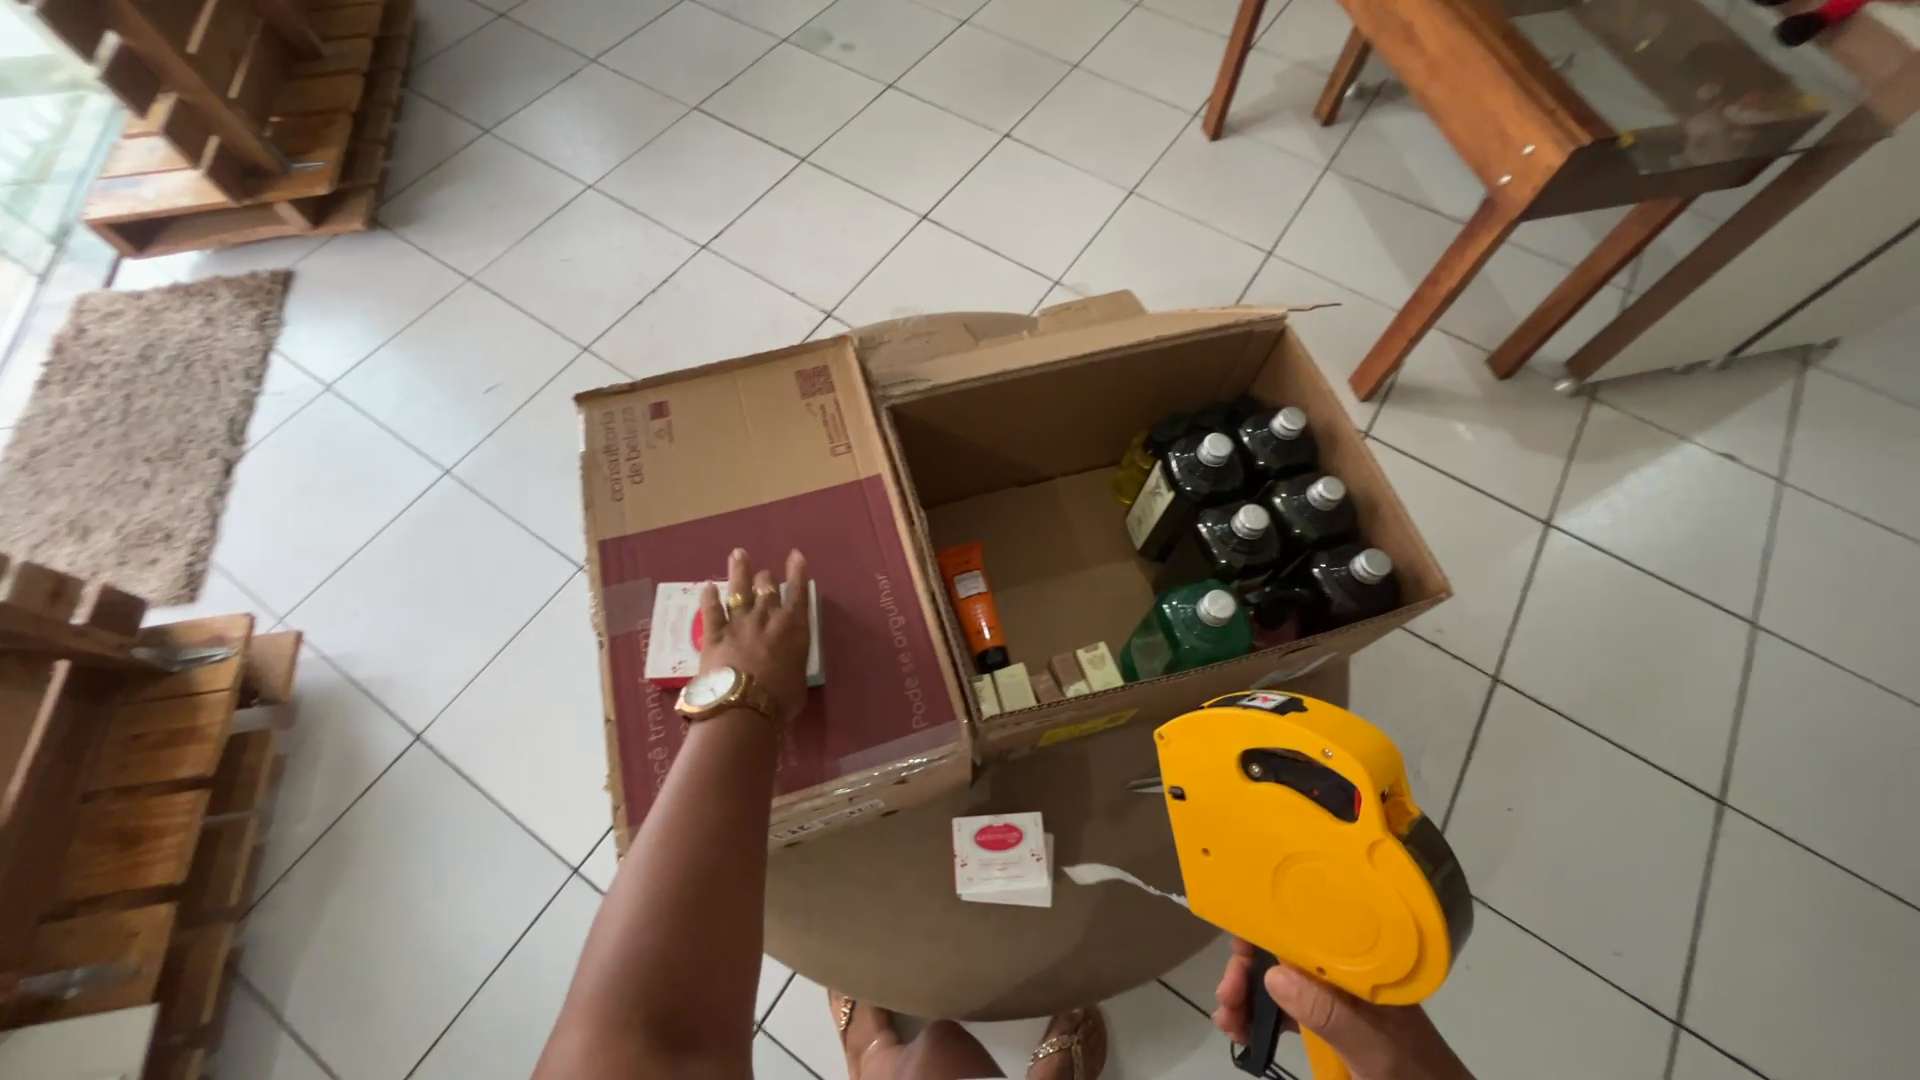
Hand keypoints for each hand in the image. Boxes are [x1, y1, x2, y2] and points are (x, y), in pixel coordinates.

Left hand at [697, 548, 811, 723]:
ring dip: (739, 571)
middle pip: (766, 587)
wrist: (744, 708)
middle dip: (766, 578)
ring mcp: (739, 623)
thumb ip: (792, 661)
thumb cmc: (781, 700)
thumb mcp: (798, 679)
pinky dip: (709, 597)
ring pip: (739, 589)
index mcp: (794, 628)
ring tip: (738, 554)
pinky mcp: (714, 634)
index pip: (798, 592)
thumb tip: (787, 662)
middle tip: (764, 573)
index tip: (795, 555)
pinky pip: (711, 610)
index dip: (797, 571)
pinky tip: (707, 586)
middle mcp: (767, 617)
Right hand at [1213, 939, 1472, 1079]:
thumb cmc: (1415, 1076)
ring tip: (1228, 1021)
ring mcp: (1335, 1001)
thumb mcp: (1373, 1049)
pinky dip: (1258, 1018)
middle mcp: (1343, 974)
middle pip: (1283, 957)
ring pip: (1278, 983)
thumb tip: (1272, 973)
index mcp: (1358, 965)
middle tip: (1226, 998)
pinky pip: (1285, 1012)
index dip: (1264, 936)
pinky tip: (1241, 1031)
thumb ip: (1327, 1013)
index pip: (1303, 932)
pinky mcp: (1329, 1026)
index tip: (1238, 955)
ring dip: (1246, 996)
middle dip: (1247, 972)